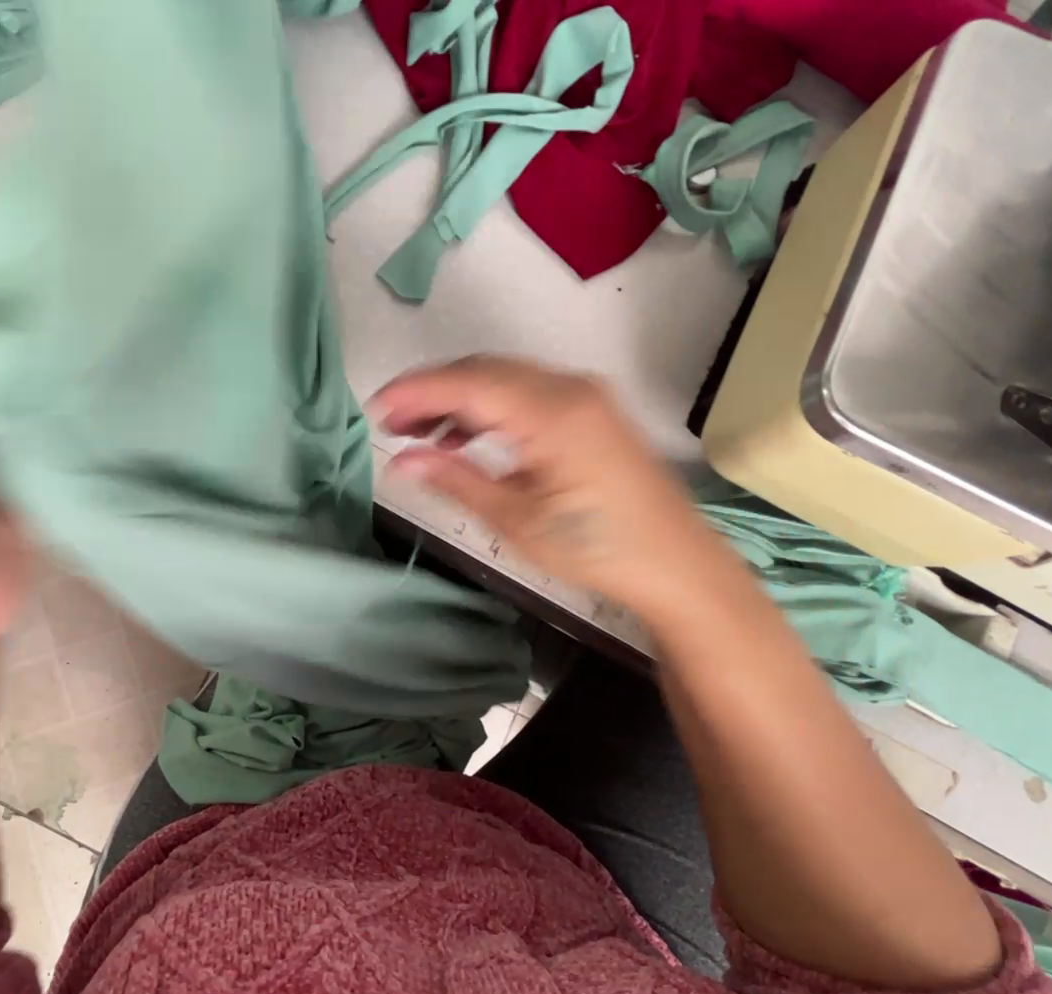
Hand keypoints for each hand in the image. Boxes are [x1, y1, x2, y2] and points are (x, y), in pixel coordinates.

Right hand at [370, 355, 748, 628]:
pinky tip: (466, 436)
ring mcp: (585, 395)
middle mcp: (569, 388)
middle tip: (389, 423)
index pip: (466, 383)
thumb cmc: (594, 548)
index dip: (415, 392)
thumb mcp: (514, 520)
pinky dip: (489, 405)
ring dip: (458, 397)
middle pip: (483, 370)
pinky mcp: (592, 410)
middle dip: (431, 391)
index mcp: (551, 412)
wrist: (676, 563)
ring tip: (420, 432)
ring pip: (504, 377)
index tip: (374, 409)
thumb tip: (402, 461)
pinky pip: (527, 391)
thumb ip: (455, 481)